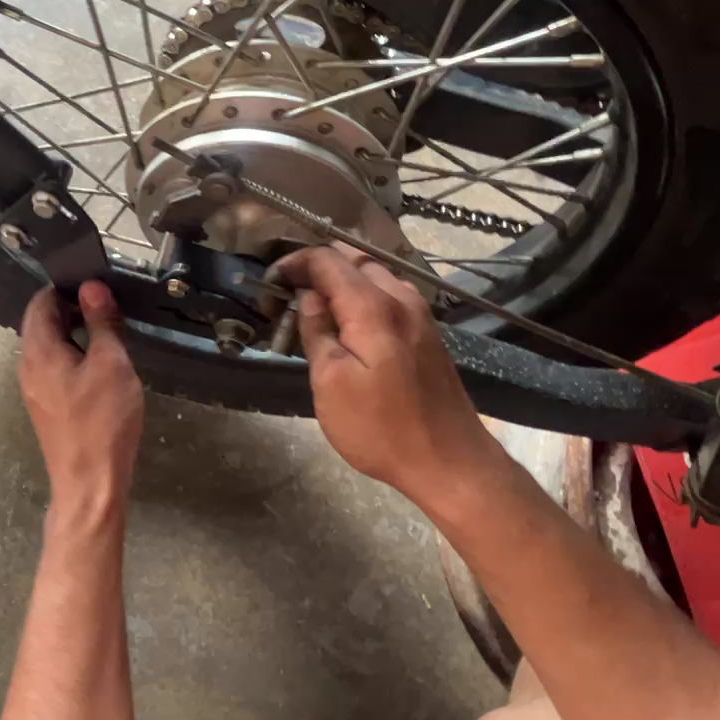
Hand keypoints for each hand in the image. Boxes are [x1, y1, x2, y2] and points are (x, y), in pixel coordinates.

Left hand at [19, 281, 144, 523]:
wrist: (89, 484)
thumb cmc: (102, 421)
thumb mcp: (110, 364)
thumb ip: (102, 323)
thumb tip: (92, 287)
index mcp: (38, 350)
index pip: (40, 302)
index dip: (66, 287)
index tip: (96, 284)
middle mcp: (28, 366)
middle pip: (43, 323)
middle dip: (73, 309)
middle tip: (109, 305)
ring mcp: (35, 389)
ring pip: (52, 348)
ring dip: (76, 334)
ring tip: (110, 332)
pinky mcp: (48, 407)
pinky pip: (56, 369)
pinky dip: (76, 357)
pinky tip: (102, 364)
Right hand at [273, 246, 501, 500]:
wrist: (450, 461)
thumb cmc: (381, 428)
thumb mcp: (331, 384)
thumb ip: (317, 333)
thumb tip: (308, 298)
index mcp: (373, 306)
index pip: (327, 260)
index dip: (293, 263)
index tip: (270, 284)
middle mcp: (401, 298)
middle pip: (354, 258)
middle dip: (317, 265)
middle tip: (287, 290)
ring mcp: (420, 314)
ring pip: (375, 273)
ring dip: (342, 278)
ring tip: (313, 302)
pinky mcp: (428, 332)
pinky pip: (390, 293)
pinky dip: (363, 293)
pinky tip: (349, 318)